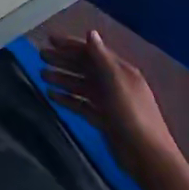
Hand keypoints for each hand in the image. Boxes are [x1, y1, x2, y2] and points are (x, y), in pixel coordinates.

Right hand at [40, 30, 186, 181]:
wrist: (147, 157)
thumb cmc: (132, 115)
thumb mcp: (116, 83)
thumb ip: (101, 58)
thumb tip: (90, 32)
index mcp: (121, 72)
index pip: (93, 52)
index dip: (71, 44)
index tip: (49, 39)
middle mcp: (115, 84)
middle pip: (85, 67)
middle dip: (63, 60)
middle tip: (40, 55)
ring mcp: (109, 103)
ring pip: (81, 85)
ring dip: (62, 78)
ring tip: (41, 75)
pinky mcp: (103, 120)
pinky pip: (81, 104)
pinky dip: (67, 98)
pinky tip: (51, 95)